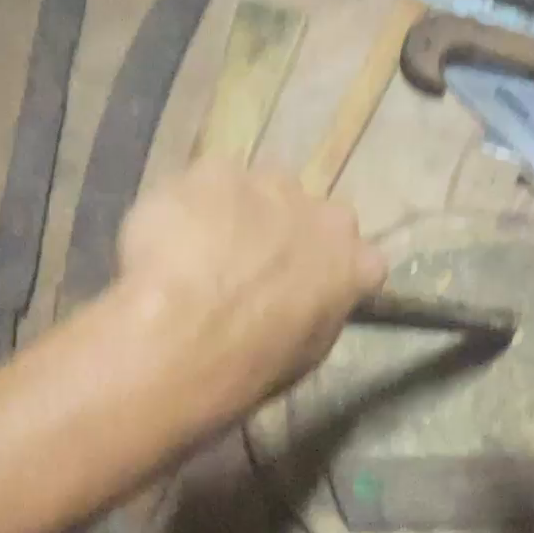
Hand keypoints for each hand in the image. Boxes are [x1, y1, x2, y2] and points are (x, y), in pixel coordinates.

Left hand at [115, 161, 385, 405]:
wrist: (187, 336)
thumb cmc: (254, 362)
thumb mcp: (308, 352)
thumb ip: (320, 310)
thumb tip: (309, 302)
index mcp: (356, 264)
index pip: (362, 257)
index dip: (330, 267)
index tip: (306, 284)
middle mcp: (325, 215)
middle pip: (313, 212)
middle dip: (290, 229)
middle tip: (255, 264)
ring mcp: (272, 186)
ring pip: (261, 189)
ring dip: (243, 210)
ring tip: (206, 249)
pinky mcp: (217, 171)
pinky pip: (209, 182)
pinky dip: (194, 203)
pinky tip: (172, 236)